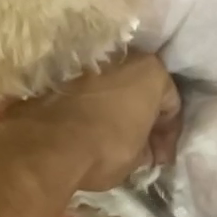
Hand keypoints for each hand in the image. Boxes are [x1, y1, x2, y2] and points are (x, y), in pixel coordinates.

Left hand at [3, 55, 180, 191]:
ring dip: (112, 110)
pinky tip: (83, 130)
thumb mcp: (138, 157)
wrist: (45, 145)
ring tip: (110, 140)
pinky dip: (85, 109)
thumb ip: (146, 146)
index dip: (168, 136)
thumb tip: (142, 149)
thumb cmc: (105, 148)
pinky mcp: (53, 75)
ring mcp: (83, 63)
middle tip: (140, 149)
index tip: (161, 159)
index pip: (171, 103)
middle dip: (140, 118)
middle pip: (137, 89)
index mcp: (149, 70)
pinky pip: (79, 93)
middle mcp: (118, 57)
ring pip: (107, 89)